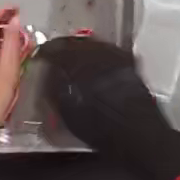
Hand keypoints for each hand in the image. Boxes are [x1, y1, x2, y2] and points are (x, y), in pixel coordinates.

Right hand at [38, 37, 179, 179]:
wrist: (140, 136)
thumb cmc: (101, 130)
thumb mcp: (68, 113)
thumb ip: (55, 90)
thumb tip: (48, 75)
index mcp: (78, 63)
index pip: (55, 49)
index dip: (45, 53)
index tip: (40, 57)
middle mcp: (98, 53)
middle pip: (75, 43)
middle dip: (63, 48)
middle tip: (55, 56)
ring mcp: (117, 56)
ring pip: (93, 45)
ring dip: (81, 50)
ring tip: (74, 60)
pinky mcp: (131, 64)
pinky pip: (109, 52)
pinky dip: (98, 55)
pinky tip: (96, 66)